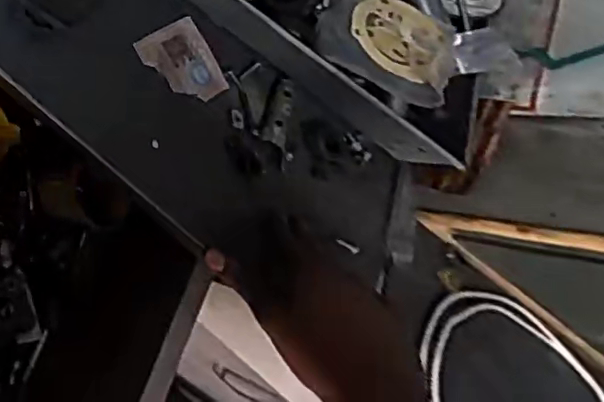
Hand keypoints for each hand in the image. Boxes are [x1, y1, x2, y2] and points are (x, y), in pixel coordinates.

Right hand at [207, 217, 425, 401]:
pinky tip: (350, 300)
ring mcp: (367, 291)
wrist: (379, 395)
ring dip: (324, 262)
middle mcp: (337, 269)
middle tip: (288, 232)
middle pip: (313, 242)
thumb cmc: (319, 356)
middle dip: (298, 236)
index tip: (265, 219)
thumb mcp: (271, 317)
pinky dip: (353, 291)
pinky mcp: (389, 313)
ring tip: (312, 268)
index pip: (282, 231)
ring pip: (338, 264)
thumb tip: (214, 255)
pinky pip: (367, 291)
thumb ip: (242, 281)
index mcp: (305, 264)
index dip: (270, 224)